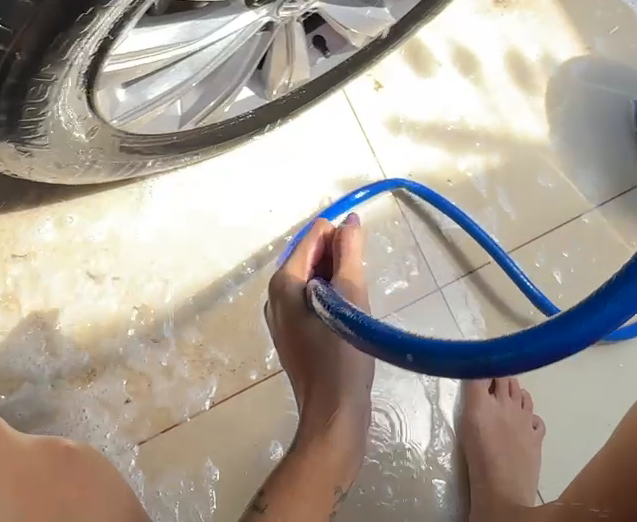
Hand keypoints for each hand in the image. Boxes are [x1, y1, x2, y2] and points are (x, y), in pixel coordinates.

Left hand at [266, 213, 374, 462]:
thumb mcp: (350, 295)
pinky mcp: (292, 335)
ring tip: (357, 303)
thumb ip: (349, 252)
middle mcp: (275, 295)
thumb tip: (350, 221)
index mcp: (284, 282)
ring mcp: (281, 317)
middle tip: (360, 285)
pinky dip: (331, 299)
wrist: (333, 415)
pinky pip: (312, 301)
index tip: (361, 262)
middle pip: (311, 257)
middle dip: (338, 261)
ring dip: (338, 281)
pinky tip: (349, 317)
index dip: (340, 240)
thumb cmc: (342, 354)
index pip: (314, 236)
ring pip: (314, 280)